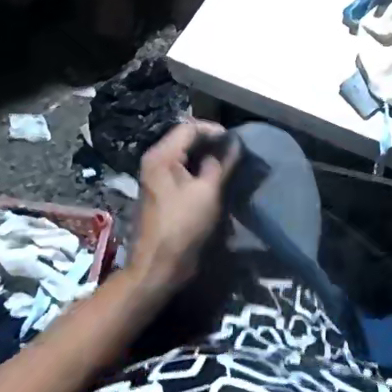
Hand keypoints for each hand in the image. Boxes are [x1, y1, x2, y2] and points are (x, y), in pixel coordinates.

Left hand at [132, 122, 238, 289]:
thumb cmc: (183, 226)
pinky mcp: (162, 191)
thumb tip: (233, 143)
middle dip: (211, 143)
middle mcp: (155, 161)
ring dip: (206, 157)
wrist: (159, 264)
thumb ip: (221, 163)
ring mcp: (156, 176)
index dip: (214, 130)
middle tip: (236, 151)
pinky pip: (182, 171)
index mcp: (161, 156)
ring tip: (230, 164)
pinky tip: (216, 178)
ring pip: (185, 156)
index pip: (189, 127)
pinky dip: (199, 170)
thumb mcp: (207, 192)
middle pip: (185, 139)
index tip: (236, 140)